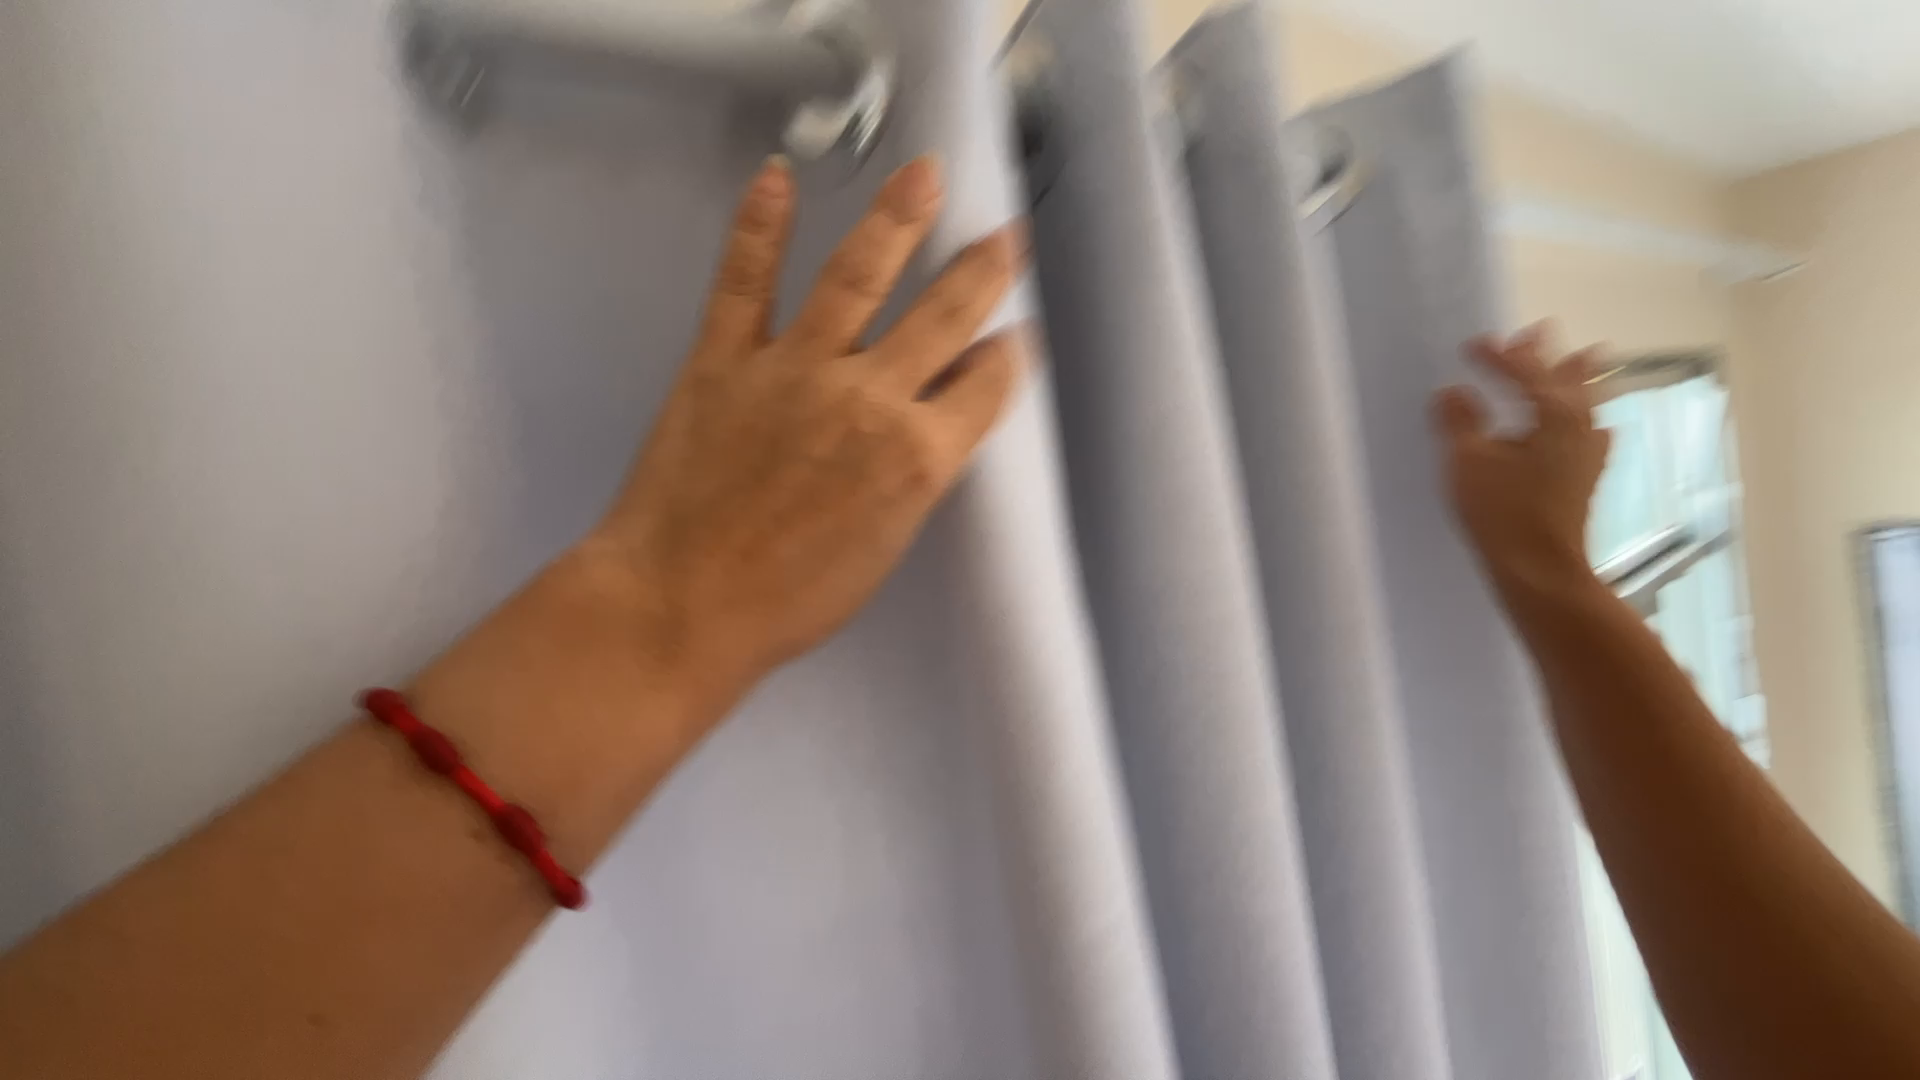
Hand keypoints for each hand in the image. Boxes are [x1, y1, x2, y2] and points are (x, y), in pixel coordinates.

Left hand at [584, 156, 1025, 699]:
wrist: (682, 607)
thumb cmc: (793, 600)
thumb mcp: (885, 546)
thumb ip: (915, 473)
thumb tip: (932, 422)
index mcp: (918, 455)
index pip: (987, 384)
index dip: (1009, 358)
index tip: (1018, 338)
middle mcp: (870, 397)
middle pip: (943, 315)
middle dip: (985, 271)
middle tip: (1008, 236)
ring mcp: (795, 368)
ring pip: (857, 276)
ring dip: (897, 219)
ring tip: (924, 174)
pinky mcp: (724, 358)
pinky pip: (744, 280)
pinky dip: (758, 226)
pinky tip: (776, 179)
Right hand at [1432, 324, 1610, 599]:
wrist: (1539, 566)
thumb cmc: (1501, 511)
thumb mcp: (1468, 461)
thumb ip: (1460, 421)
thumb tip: (1452, 391)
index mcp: (1553, 415)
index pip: (1524, 372)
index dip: (1499, 356)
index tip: (1473, 343)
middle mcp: (1580, 426)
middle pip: (1567, 379)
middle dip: (1550, 355)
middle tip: (1541, 330)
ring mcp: (1588, 452)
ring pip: (1587, 403)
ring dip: (1578, 378)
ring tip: (1587, 357)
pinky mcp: (1585, 476)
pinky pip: (1592, 433)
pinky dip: (1587, 418)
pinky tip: (1595, 426)